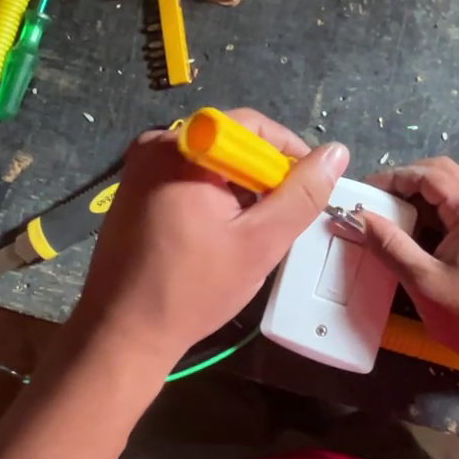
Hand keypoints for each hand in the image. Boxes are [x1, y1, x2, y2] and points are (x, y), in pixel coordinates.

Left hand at [66, 108, 348, 374]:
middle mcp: (157, 143)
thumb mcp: (260, 243)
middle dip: (261, 176)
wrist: (122, 332)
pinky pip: (187, 174)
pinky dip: (210, 195)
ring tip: (248, 232)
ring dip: (237, 189)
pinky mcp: (133, 187)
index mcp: (185, 148)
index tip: (307, 189)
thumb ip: (301, 195)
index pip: (252, 127)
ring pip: (210, 161)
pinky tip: (216, 234)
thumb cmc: (191, 289)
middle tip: (279, 218)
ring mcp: (140, 165)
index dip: (288, 152)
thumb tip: (336, 153)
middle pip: (230, 142)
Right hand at [340, 157, 458, 375]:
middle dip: (407, 180)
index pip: (430, 175)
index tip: (365, 190)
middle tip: (378, 198)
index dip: (394, 177)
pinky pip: (457, 215)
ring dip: (419, 199)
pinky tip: (414, 238)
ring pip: (451, 195)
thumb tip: (359, 217)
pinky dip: (432, 216)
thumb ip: (390, 246)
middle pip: (444, 175)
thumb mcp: (423, 282)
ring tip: (390, 217)